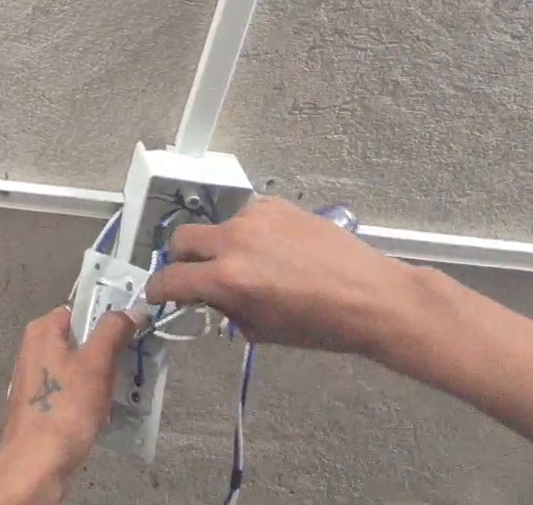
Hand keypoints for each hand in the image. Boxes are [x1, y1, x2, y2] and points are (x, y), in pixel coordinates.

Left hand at [0, 306, 141, 504]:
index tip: (133, 332)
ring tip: (122, 390)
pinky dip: (88, 397)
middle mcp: (35, 347)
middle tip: (132, 364)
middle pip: (80, 338)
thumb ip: (112, 331)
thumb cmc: (64, 409)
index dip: (106, 318)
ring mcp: (36, 377)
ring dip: (101, 377)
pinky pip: (71, 390)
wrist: (35, 465)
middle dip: (107, 352)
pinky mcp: (40, 403)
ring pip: (78, 366)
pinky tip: (103, 411)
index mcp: (42, 330)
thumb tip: (131, 308)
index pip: (80, 310)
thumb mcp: (95, 365)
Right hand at [143, 196, 425, 357]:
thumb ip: (225, 308)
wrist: (373, 297)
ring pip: (216, 227)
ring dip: (220, 245)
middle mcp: (235, 241)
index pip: (173, 279)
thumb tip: (208, 298)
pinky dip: (249, 234)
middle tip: (195, 275)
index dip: (159, 290)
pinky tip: (274, 250)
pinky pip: (246, 217)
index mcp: (230, 278)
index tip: (158, 294)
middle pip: (181, 240)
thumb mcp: (263, 329)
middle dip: (181, 259)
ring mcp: (254, 217)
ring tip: (250, 264)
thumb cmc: (321, 325)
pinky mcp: (273, 204)